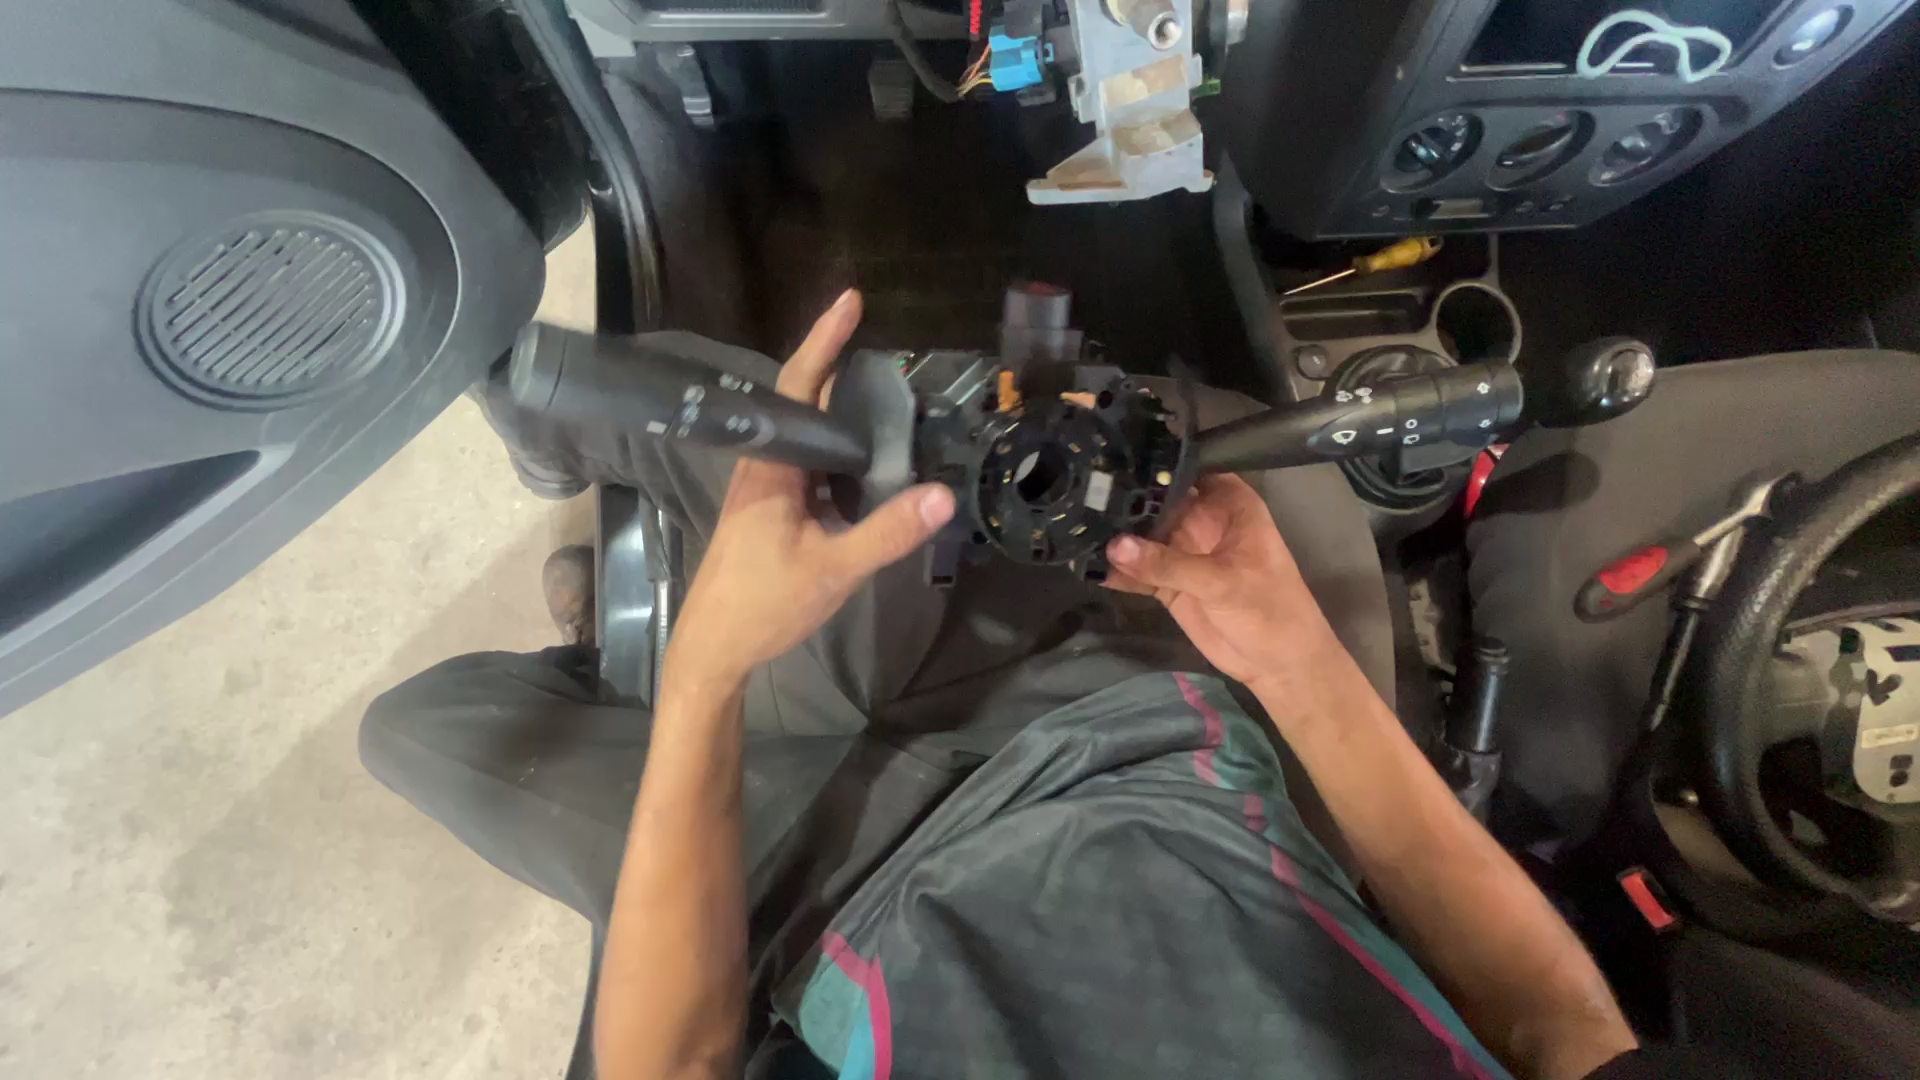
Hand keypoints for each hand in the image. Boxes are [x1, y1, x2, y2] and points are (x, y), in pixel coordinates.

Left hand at [663, 291, 955, 697]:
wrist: (715, 648)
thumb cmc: (763, 604)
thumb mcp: (833, 568)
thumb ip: (887, 533)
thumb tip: (941, 494)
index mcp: (772, 465)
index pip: (800, 385)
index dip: (826, 340)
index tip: (853, 301)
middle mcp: (765, 466)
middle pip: (807, 405)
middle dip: (849, 378)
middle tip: (899, 368)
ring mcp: (767, 490)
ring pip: (811, 442)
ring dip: (848, 424)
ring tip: (897, 415)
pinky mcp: (773, 513)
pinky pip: (813, 471)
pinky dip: (844, 461)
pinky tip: (873, 474)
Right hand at [1104, 474, 1336, 694]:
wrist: (1278, 664)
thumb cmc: (1269, 609)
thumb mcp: (1222, 581)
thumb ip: (1168, 564)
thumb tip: (1116, 545)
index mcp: (1227, 504)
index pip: (1186, 471)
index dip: (1152, 465)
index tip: (1111, 461)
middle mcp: (1200, 520)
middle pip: (1154, 502)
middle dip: (1121, 501)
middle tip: (1081, 496)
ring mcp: (1182, 553)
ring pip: (1140, 538)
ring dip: (1114, 539)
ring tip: (1075, 530)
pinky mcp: (1167, 584)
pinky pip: (1135, 572)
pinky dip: (1115, 572)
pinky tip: (1088, 566)